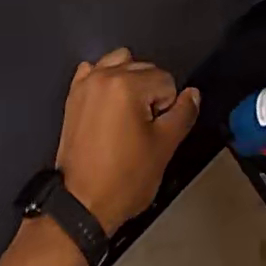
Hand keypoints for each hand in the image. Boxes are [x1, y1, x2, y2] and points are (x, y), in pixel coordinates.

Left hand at [55, 48, 200, 233]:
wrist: (82, 203)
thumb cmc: (125, 178)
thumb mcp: (164, 147)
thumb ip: (183, 114)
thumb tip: (193, 94)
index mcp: (127, 85)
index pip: (166, 81)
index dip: (168, 108)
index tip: (156, 132)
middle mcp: (104, 75)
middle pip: (144, 68)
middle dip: (150, 94)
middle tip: (144, 128)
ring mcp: (86, 83)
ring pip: (119, 61)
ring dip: (130, 80)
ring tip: (128, 113)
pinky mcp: (73, 94)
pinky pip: (94, 70)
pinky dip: (104, 79)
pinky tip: (108, 104)